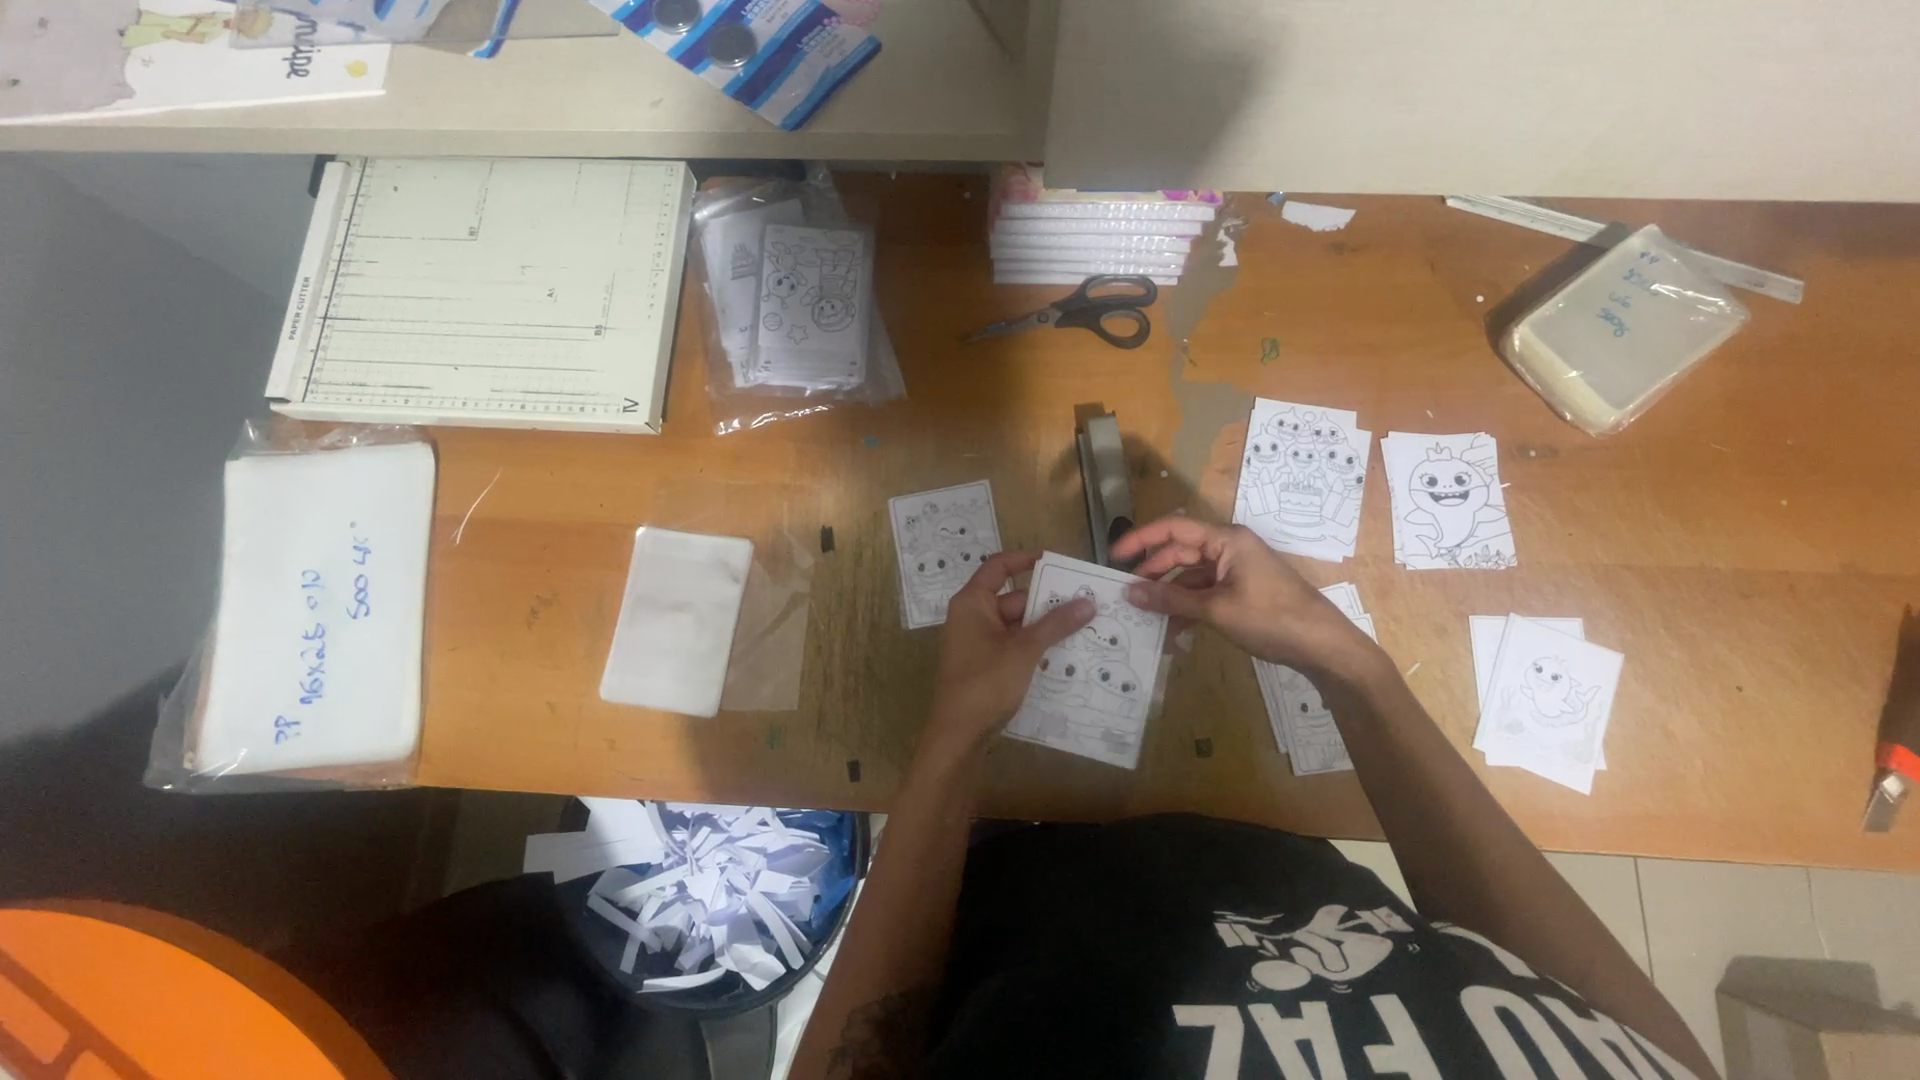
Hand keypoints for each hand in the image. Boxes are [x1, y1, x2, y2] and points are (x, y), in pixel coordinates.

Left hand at [923, 552, 1094, 753]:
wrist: (959, 733)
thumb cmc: (986, 682)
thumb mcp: (1024, 650)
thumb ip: (1056, 624)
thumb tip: (1088, 602)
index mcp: (973, 602)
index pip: (998, 567)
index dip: (1024, 560)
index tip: (1055, 562)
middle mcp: (972, 616)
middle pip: (1014, 598)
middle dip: (1047, 603)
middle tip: (1086, 604)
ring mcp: (978, 642)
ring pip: (1017, 625)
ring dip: (1045, 628)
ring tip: (1085, 628)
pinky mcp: (985, 664)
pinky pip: (1014, 645)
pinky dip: (1035, 647)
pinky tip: (1065, 655)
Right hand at [1111, 517, 1384, 681]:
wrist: (1323, 646)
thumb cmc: (1271, 618)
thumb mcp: (1216, 609)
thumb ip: (1170, 599)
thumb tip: (1130, 591)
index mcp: (1226, 540)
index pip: (1173, 529)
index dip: (1140, 539)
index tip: (1113, 557)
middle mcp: (1230, 548)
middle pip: (1179, 552)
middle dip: (1152, 572)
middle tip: (1126, 594)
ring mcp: (1237, 570)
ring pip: (1190, 575)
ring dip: (1169, 595)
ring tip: (1145, 616)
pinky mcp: (1242, 590)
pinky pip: (1205, 591)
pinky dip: (1188, 607)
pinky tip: (1173, 630)